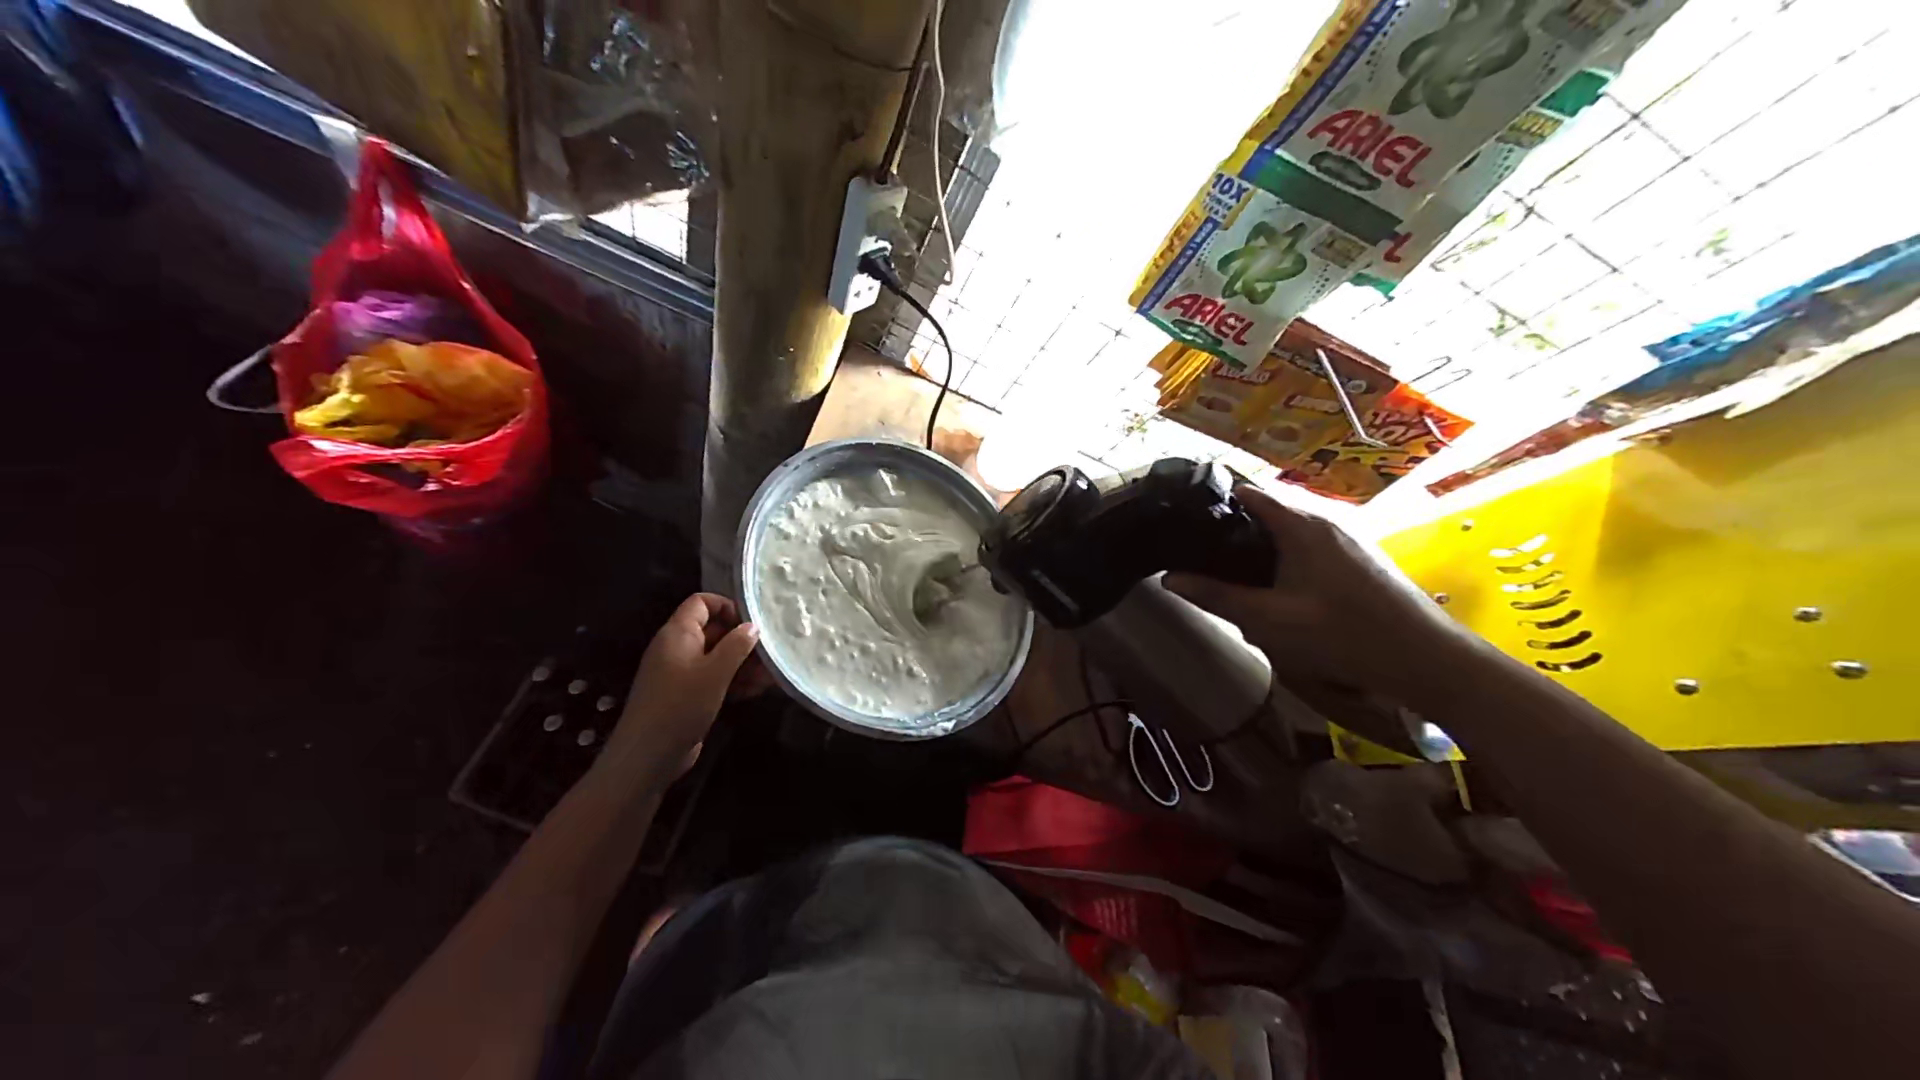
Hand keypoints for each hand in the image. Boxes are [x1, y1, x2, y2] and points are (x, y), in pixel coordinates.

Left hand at [606, 593, 760, 770]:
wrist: (648, 756)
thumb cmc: (681, 705)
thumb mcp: (715, 672)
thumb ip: (736, 645)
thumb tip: (753, 625)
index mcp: (677, 634)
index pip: (701, 602)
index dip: (727, 606)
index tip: (752, 623)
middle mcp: (678, 648)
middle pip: (714, 630)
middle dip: (743, 640)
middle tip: (770, 654)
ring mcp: (681, 673)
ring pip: (718, 656)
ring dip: (743, 664)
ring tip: (769, 677)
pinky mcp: (687, 695)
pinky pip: (714, 677)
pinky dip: (734, 680)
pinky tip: (755, 691)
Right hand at [1166, 485, 1478, 704]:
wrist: (1427, 661)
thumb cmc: (1342, 633)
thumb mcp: (1268, 620)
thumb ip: (1217, 597)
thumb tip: (1169, 578)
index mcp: (1301, 526)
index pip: (1247, 494)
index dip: (1212, 502)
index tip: (1183, 522)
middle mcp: (1325, 524)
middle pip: (1265, 517)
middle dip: (1233, 538)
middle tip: (1203, 564)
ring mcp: (1346, 543)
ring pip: (1287, 540)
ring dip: (1259, 559)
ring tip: (1236, 587)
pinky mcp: (1358, 564)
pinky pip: (1307, 555)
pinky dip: (1283, 568)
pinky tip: (1279, 601)